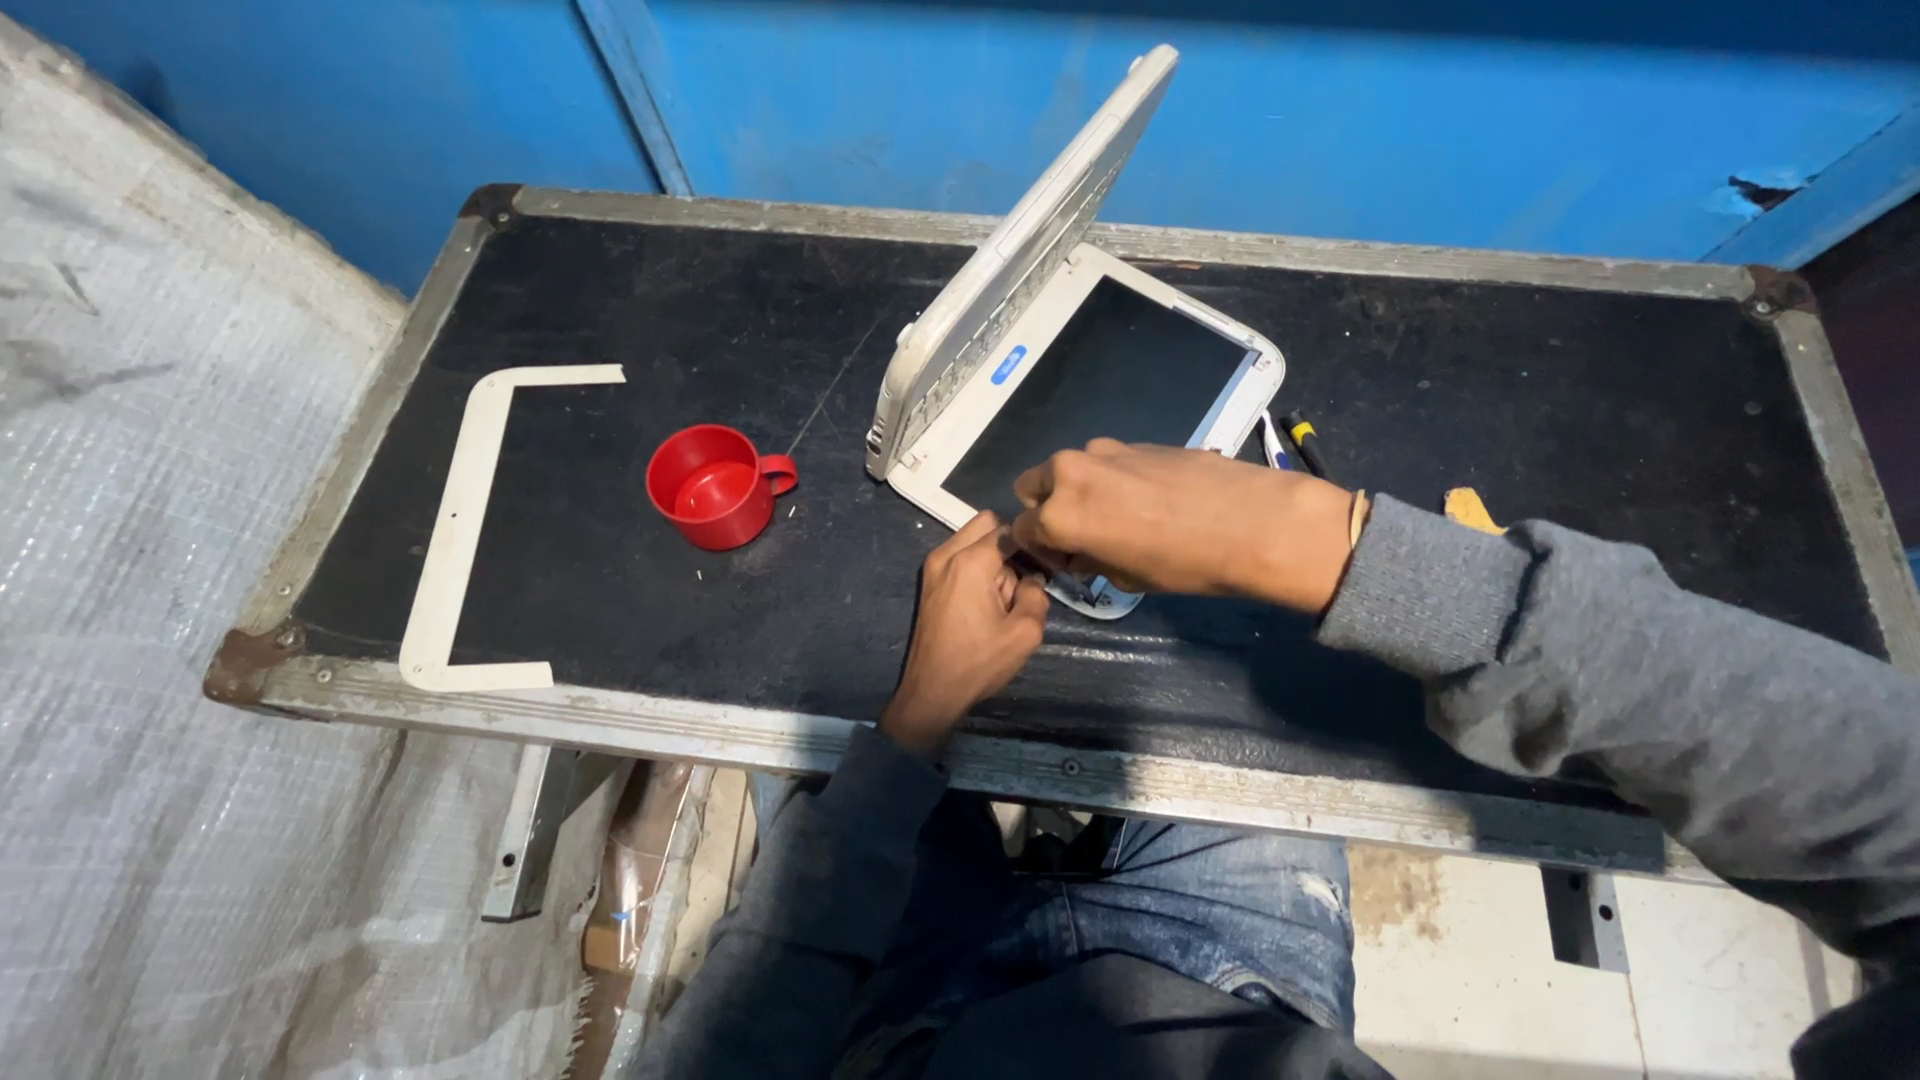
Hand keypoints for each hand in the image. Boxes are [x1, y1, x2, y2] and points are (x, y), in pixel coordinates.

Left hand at [881, 511, 1049, 759]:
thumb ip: (1036, 596)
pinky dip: (976, 568)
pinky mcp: (929, 582)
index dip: (1032, 544)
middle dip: (1009, 544)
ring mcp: (933, 567)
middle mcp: (947, 554)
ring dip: (992, 558)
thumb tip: (1032, 579)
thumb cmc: (978, 663)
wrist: (931, 691)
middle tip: (1021, 579)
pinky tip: (986, 602)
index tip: (1046, 566)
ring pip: (973, 540)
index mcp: (970, 562)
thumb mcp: (1024, 633)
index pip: (1010, 530)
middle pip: (987, 524)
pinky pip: (960, 557)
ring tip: (1002, 597)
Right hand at [1010, 439, 1356, 613]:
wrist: (1251, 521)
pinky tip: (1150, 499)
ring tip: (1121, 515)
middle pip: (1032, 487)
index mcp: (1059, 514)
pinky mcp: (1135, 441)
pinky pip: (1105, 463)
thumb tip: (1082, 551)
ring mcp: (1104, 451)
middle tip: (1083, 533)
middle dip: (1047, 509)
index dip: (1040, 549)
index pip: (1022, 530)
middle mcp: (1070, 474)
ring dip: (1080, 491)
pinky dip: (1112, 479)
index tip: (1065, 561)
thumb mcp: (1126, 577)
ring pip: (1069, 471)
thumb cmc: (1183, 563)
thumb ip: (1090, 559)